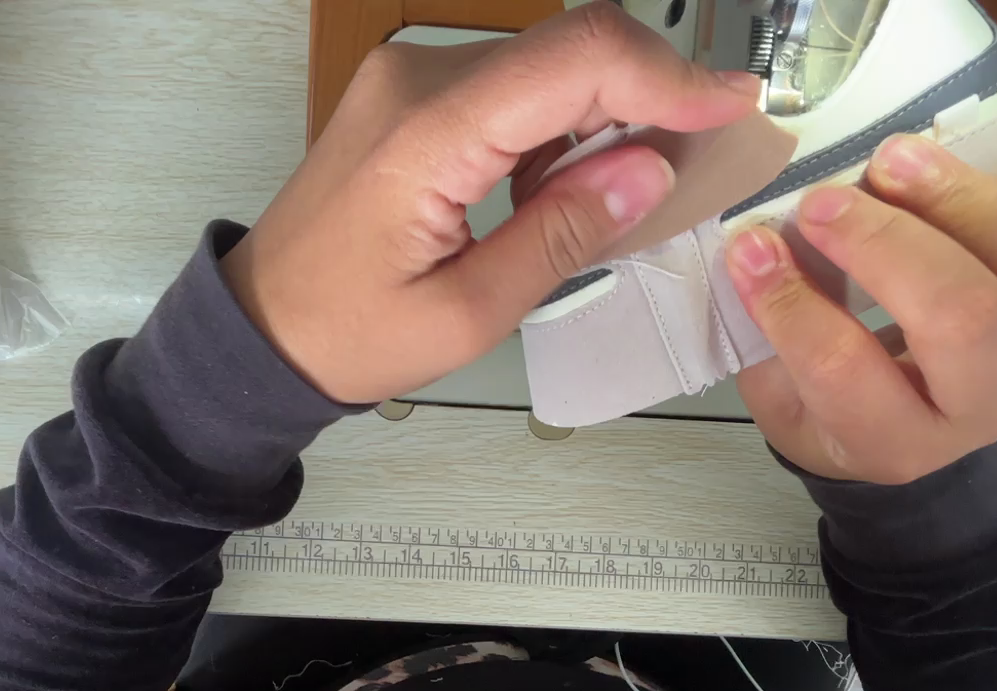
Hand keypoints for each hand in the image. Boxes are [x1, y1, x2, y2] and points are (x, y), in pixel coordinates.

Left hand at [222, 5, 761, 403]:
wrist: (264, 330)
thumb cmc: (349, 336)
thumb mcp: (466, 312)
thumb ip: (560, 235)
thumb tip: (647, 169)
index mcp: (429, 132)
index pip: (576, 59)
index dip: (669, 75)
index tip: (732, 106)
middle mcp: (416, 79)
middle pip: (564, 48)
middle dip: (643, 93)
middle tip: (689, 157)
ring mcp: (405, 83)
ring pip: (538, 67)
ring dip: (596, 116)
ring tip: (612, 194)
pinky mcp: (404, 101)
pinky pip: (501, 91)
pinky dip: (549, 129)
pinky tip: (551, 190)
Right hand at [726, 137, 996, 482]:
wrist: (903, 438)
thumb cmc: (828, 418)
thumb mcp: (779, 400)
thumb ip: (771, 337)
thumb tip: (763, 243)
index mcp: (891, 443)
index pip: (842, 369)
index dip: (789, 302)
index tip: (749, 247)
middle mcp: (982, 410)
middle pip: (963, 314)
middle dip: (887, 243)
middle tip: (826, 199)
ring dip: (970, 201)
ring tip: (898, 162)